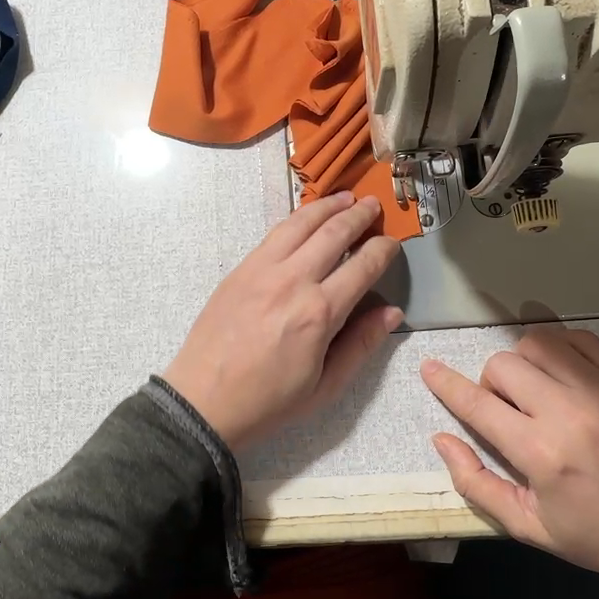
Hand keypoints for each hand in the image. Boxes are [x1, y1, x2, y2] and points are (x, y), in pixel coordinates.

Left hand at [164, 193, 401, 449]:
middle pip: (333, 234)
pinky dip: (296, 219)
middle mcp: (293, 281)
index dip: (383, 250)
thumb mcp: (325, 387)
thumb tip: (391, 311)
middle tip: (373, 205)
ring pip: (300, 224)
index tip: (394, 242)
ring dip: (326, 207)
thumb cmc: (269, 401)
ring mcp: (262, 270)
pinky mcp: (240, 270)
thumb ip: (361, 345)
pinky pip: (274, 234)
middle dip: (358, 216)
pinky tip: (306, 218)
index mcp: (319, 313)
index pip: (363, 266)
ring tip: (345, 198)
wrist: (204, 400)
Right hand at [421, 327, 598, 598]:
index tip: (428, 368)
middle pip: (502, 365)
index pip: (477, 404)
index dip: (445, 384)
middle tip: (505, 414)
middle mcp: (567, 410)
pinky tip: (560, 373)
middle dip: (490, 385)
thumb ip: (477, 483)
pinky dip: (559, 347)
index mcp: (541, 452)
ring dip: (522, 362)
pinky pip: (579, 338)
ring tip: (533, 392)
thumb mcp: (530, 527)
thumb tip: (442, 440)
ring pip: (537, 343)